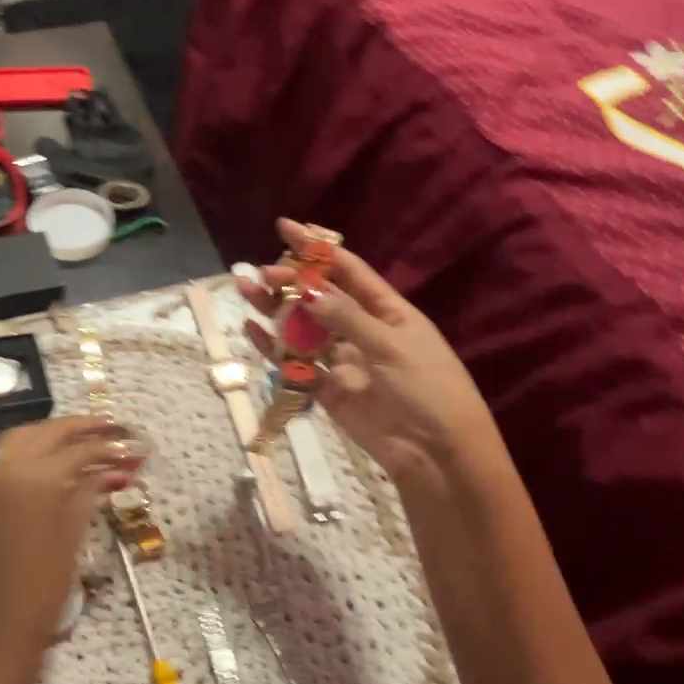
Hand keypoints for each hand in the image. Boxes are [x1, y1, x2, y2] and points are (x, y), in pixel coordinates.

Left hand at [0, 416, 140, 652]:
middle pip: (50, 432)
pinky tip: (58, 457)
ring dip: (55, 432)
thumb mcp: (73, 534)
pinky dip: (36, 448)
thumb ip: (90, 493)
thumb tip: (115, 471)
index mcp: (36, 477)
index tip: (135, 446)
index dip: (110, 447)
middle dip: (82, 427)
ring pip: (25, 437)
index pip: (79, 450)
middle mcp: (10, 468)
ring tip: (86, 437)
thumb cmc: (45, 583)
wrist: (1, 619)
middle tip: (112, 426)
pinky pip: (11, 455)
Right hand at [238, 219, 506, 493]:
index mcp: (388, 312)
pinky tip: (252, 331)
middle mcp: (362, 330)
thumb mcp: (393, 347)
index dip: (317, 249)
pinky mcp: (327, 388)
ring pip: (302, 327)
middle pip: (319, 297)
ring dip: (276, 309)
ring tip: (246, 291)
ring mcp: (343, 359)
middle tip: (261, 273)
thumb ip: (347, 318)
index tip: (286, 228)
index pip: (348, 271)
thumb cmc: (429, 391)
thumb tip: (307, 289)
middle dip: (290, 281)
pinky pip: (296, 363)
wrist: (437, 454)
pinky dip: (274, 347)